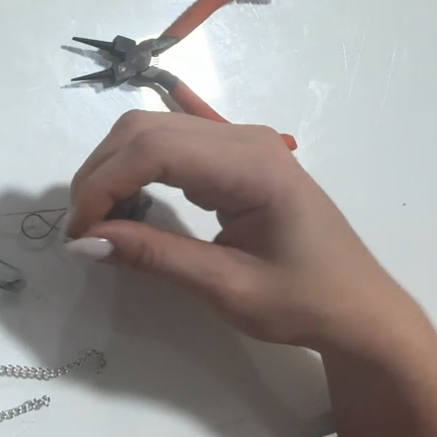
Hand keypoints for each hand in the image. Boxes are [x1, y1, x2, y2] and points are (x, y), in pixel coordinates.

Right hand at [66, 111, 419, 356]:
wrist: (357, 308)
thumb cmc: (302, 302)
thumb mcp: (224, 287)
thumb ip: (152, 257)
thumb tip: (82, 242)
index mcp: (251, 168)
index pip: (153, 150)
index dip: (103, 186)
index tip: (79, 234)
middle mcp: (244, 140)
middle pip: (143, 129)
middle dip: (98, 175)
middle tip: (82, 230)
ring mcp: (239, 143)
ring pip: (148, 130)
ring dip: (110, 170)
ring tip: (98, 222)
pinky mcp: (230, 157)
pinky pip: (165, 145)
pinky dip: (131, 171)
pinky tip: (126, 207)